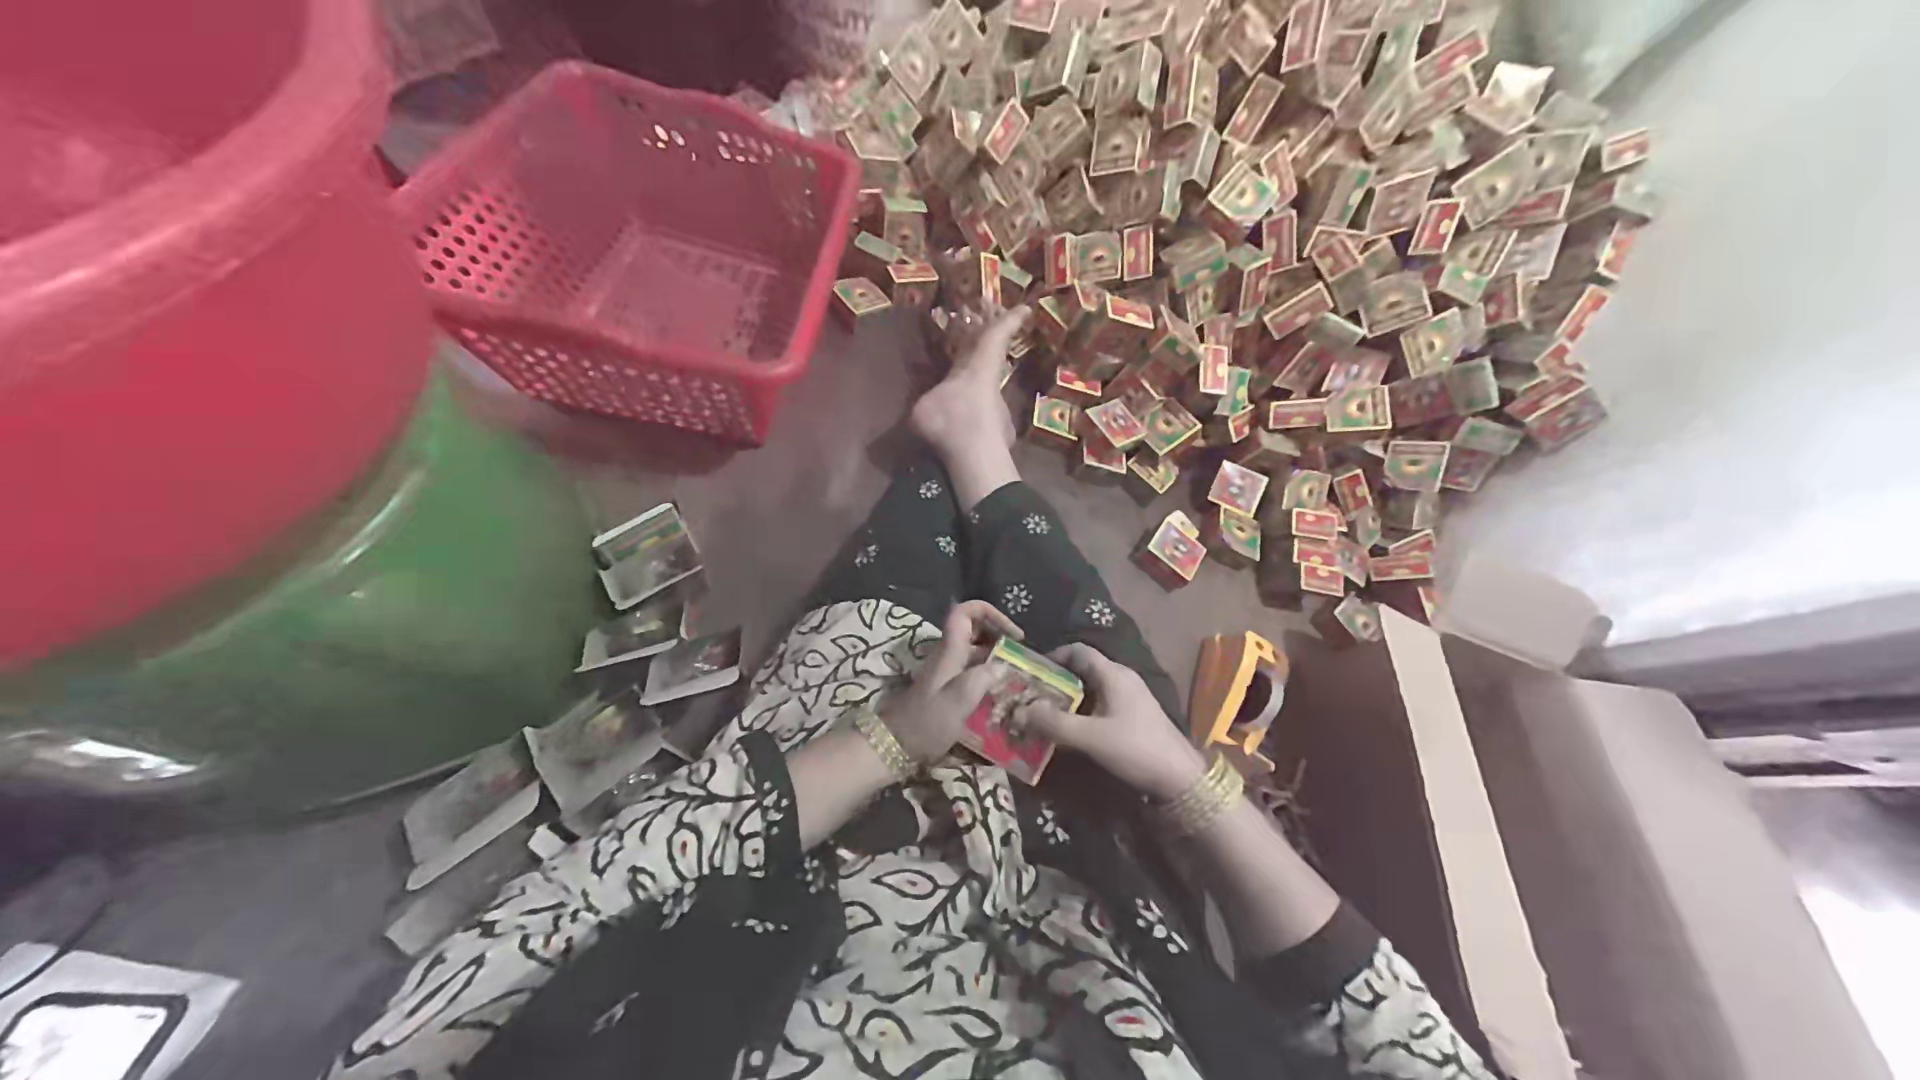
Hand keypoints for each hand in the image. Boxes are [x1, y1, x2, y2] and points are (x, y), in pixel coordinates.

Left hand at [881, 601, 1022, 764]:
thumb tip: (1003, 666)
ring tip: (1017, 673)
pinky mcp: (948, 686)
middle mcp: (948, 653)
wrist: (896, 744)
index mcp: (950, 649)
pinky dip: (989, 672)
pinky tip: (1002, 690)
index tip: (1013, 634)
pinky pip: (972, 668)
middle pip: (974, 628)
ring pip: (975, 649)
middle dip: (999, 635)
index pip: (965, 612)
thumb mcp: (958, 701)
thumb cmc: (927, 721)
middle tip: (1020, 655)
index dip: (991, 613)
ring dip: (996, 655)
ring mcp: (947, 669)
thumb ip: (982, 678)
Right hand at [1014, 643, 1206, 801]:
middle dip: (1056, 681)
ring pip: (1091, 688)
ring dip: (1068, 699)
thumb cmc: (1135, 749)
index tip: (1032, 673)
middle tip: (1032, 697)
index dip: (1053, 657)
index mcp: (1113, 674)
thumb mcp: (1090, 737)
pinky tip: (1070, 729)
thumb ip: (1054, 723)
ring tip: (1044, 715)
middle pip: (1083, 669)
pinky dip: (1082, 711)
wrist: (1180, 779)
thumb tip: (1021, 710)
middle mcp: (1122, 678)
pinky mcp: (1133, 715)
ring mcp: (1130, 697)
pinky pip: (1101, 703)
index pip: (1078, 650)